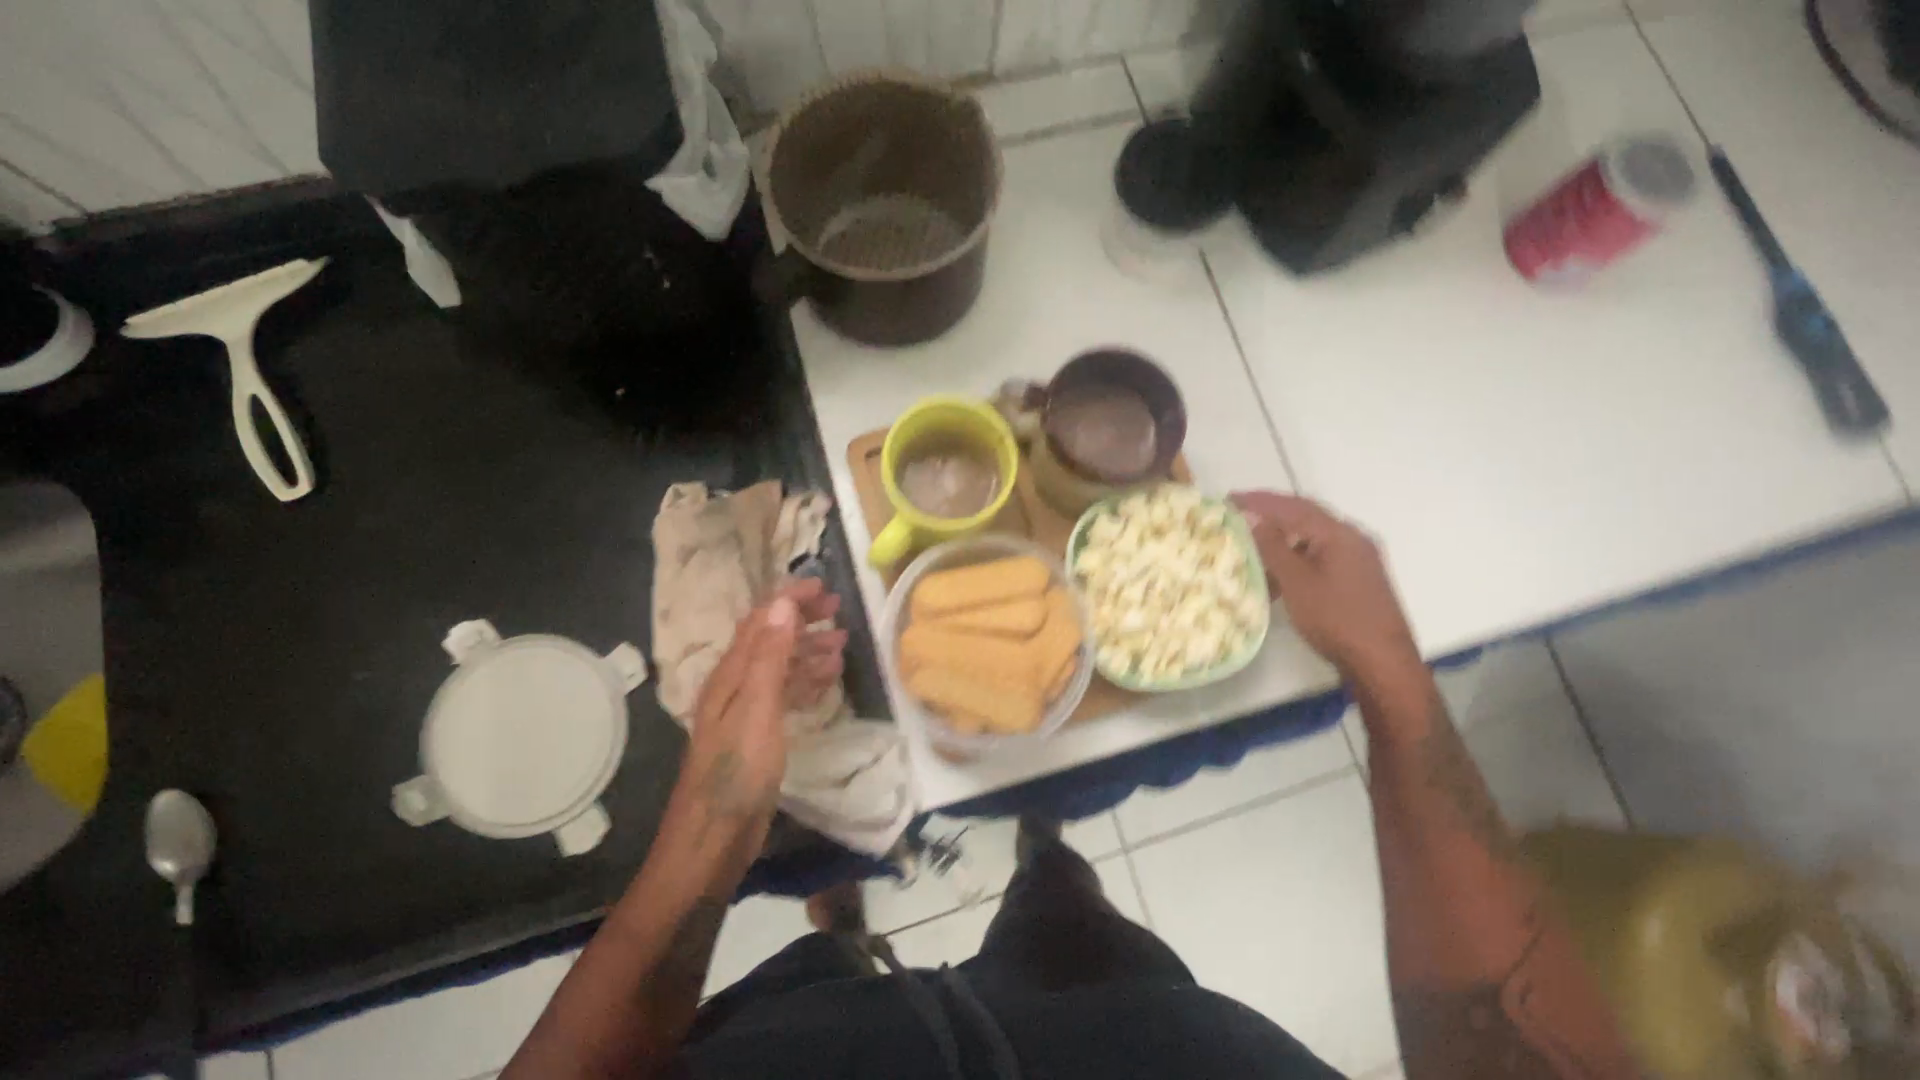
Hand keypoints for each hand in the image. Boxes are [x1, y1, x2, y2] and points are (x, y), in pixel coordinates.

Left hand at [678, 579, 844, 846]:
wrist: (712, 840)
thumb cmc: (736, 772)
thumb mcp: (756, 709)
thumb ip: (768, 656)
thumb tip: (781, 603)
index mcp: (730, 675)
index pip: (760, 621)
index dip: (788, 599)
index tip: (823, 586)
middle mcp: (734, 687)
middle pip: (770, 640)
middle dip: (802, 620)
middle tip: (839, 610)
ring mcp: (745, 714)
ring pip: (780, 668)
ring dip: (808, 651)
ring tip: (843, 644)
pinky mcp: (757, 738)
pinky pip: (784, 696)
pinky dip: (805, 682)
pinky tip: (827, 683)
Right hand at [1231, 491, 1421, 681]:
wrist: (1381, 662)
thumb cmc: (1336, 619)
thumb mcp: (1296, 582)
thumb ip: (1272, 547)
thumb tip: (1252, 517)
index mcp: (1339, 533)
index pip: (1293, 506)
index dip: (1259, 500)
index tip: (1229, 499)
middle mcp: (1353, 538)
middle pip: (1306, 517)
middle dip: (1272, 513)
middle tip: (1240, 513)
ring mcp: (1360, 559)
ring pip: (1314, 537)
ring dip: (1284, 537)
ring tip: (1254, 543)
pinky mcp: (1360, 578)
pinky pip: (1322, 555)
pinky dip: (1298, 556)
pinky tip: (1281, 573)